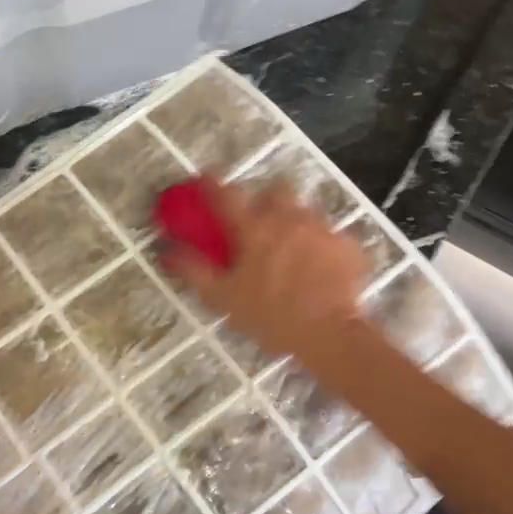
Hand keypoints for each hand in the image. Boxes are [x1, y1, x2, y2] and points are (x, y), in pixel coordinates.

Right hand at [160, 177, 372, 361]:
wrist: (330, 334)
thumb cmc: (270, 316)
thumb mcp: (222, 297)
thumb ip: (192, 269)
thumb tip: (164, 249)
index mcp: (253, 228)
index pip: (226, 194)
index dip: (212, 183)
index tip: (205, 179)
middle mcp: (287, 218)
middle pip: (274, 191)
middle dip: (265, 201)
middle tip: (258, 225)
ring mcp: (321, 228)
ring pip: (304, 211)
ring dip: (293, 222)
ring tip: (290, 249)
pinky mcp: (347, 245)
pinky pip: (330, 235)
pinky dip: (321, 245)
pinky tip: (319, 267)